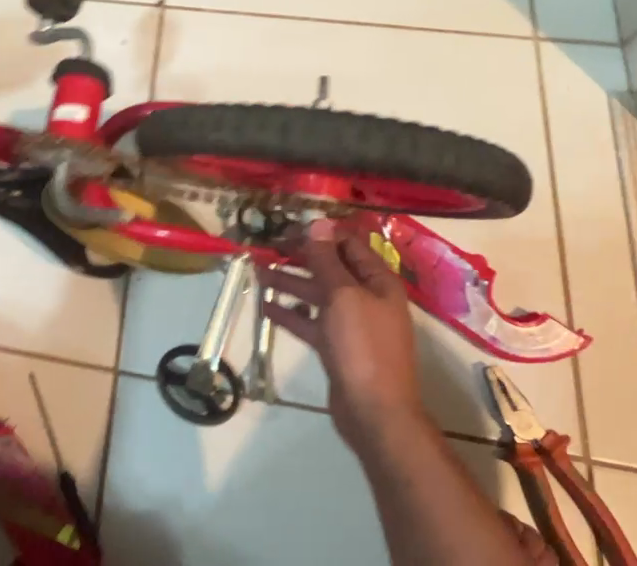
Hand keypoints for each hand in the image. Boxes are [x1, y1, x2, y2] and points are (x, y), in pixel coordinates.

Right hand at [260, 218, 426, 449]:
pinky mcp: (337, 347)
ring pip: (317, 295)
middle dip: (300, 257)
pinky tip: (265, 306)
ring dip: (290, 282)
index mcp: (378, 281)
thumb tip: (319, 223)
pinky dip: (290, 312)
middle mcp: (367, 298)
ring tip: (258, 272)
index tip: (287, 228)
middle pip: (330, 268)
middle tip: (268, 248)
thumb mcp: (343, 295)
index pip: (348, 245)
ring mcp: (353, 324)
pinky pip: (311, 321)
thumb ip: (327, 260)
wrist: (376, 413)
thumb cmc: (363, 347)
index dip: (319, 234)